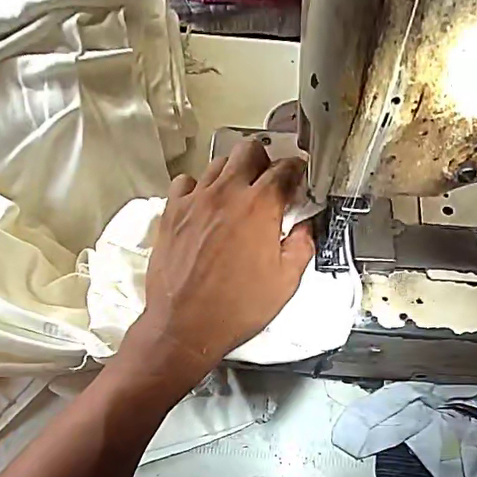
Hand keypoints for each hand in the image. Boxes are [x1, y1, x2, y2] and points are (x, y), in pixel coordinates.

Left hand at [119, 140, 314, 389]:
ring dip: (232, 175)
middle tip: (266, 185)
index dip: (296, 172)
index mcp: (260, 207)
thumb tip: (305, 227)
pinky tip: (204, 207)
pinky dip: (198, 188)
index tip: (297, 182)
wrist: (184, 326)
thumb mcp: (285, 283)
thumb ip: (302, 246)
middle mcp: (226, 194)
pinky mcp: (171, 213)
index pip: (285, 168)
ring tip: (236, 199)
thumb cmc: (235, 309)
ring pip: (217, 164)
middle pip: (249, 150)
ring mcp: (195, 201)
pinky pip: (186, 183)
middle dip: (263, 162)